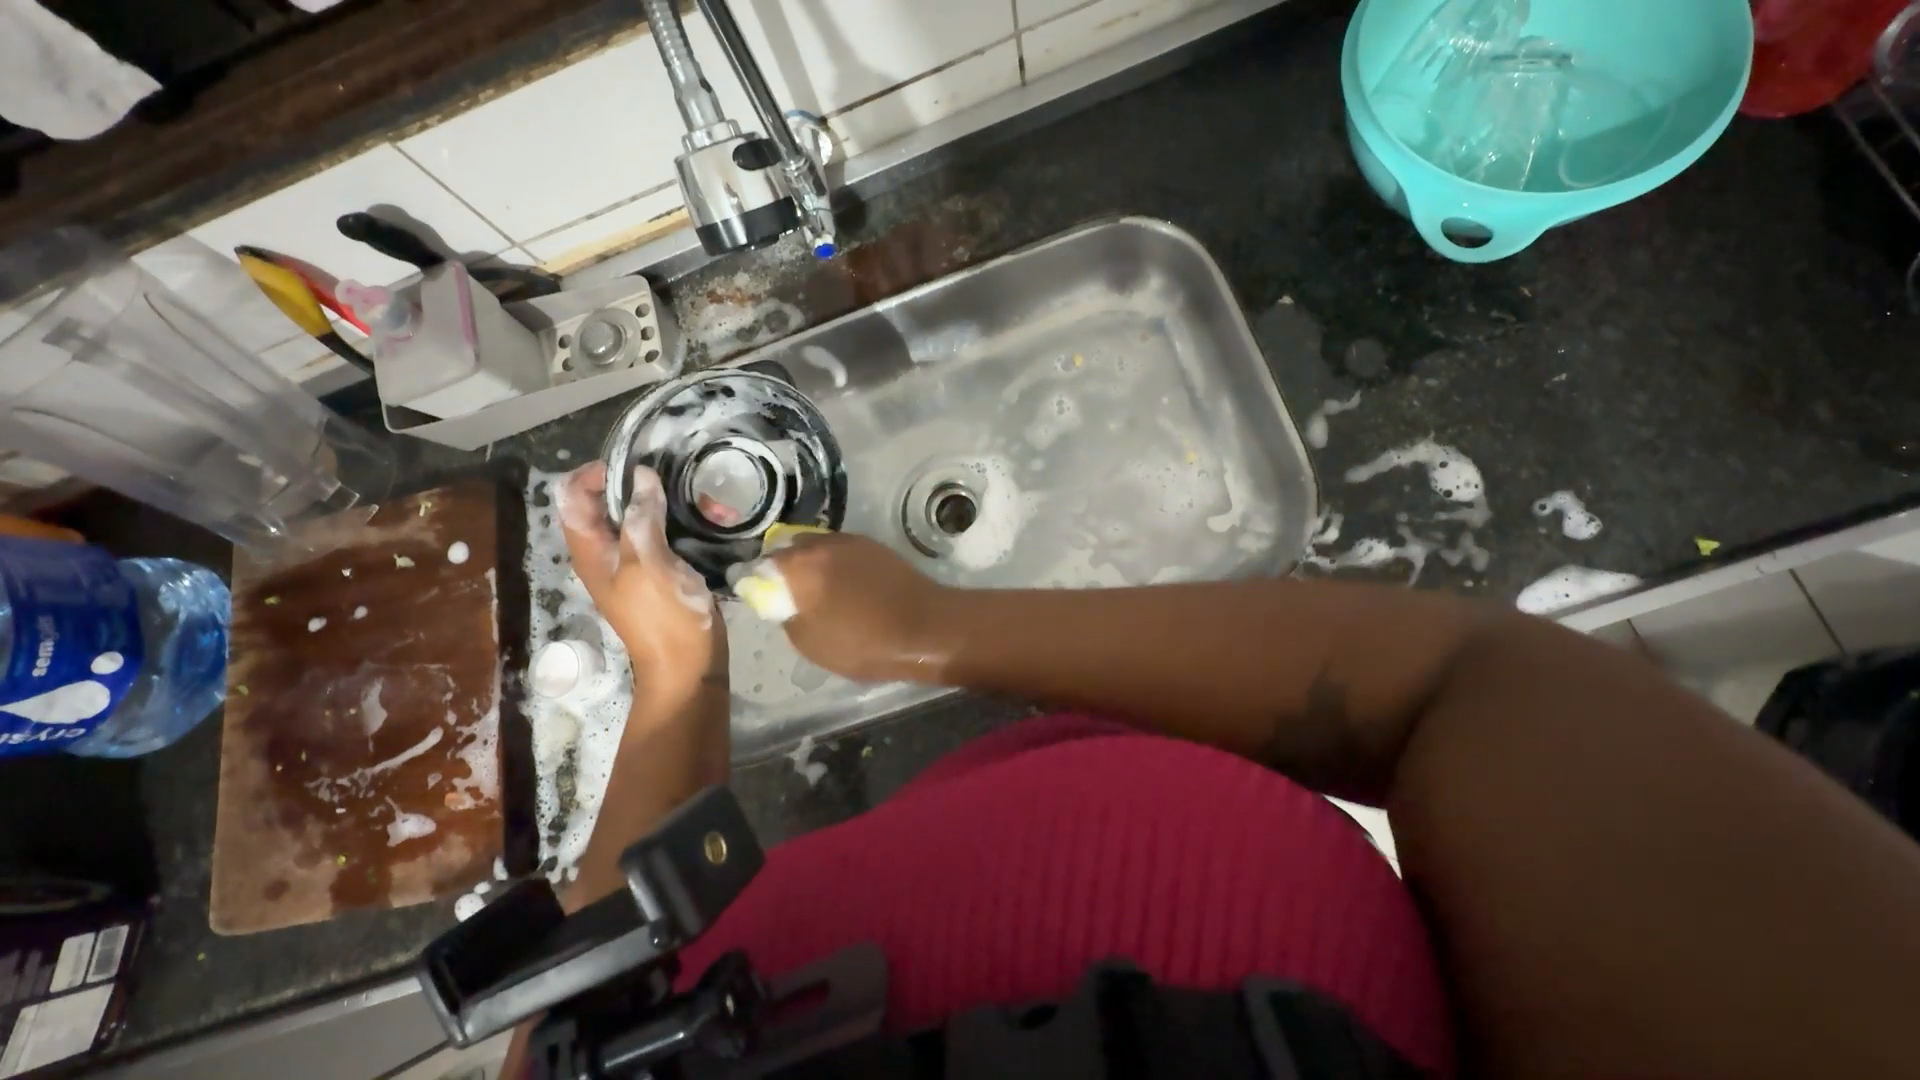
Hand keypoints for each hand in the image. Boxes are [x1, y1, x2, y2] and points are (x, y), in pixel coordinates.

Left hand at [558, 462, 726, 704]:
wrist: (688, 667)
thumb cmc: (662, 617)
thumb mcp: (647, 564)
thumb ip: (640, 518)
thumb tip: (640, 477)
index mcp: (592, 550)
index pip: (573, 496)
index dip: (595, 474)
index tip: (634, 465)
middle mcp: (610, 551)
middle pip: (613, 502)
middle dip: (644, 484)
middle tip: (679, 477)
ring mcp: (639, 562)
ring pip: (648, 516)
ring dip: (676, 504)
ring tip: (712, 503)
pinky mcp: (666, 571)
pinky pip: (672, 535)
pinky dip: (692, 525)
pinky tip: (721, 522)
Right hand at [747, 534, 949, 681]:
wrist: (926, 627)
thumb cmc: (863, 641)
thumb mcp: (811, 642)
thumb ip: (787, 615)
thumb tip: (781, 600)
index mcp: (798, 565)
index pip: (759, 566)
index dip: (753, 581)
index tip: (755, 595)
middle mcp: (820, 543)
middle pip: (788, 550)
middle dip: (782, 568)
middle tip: (787, 595)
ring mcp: (851, 540)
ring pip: (817, 547)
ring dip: (810, 563)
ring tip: (816, 590)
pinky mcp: (875, 546)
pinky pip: (841, 551)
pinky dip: (834, 564)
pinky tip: (842, 584)